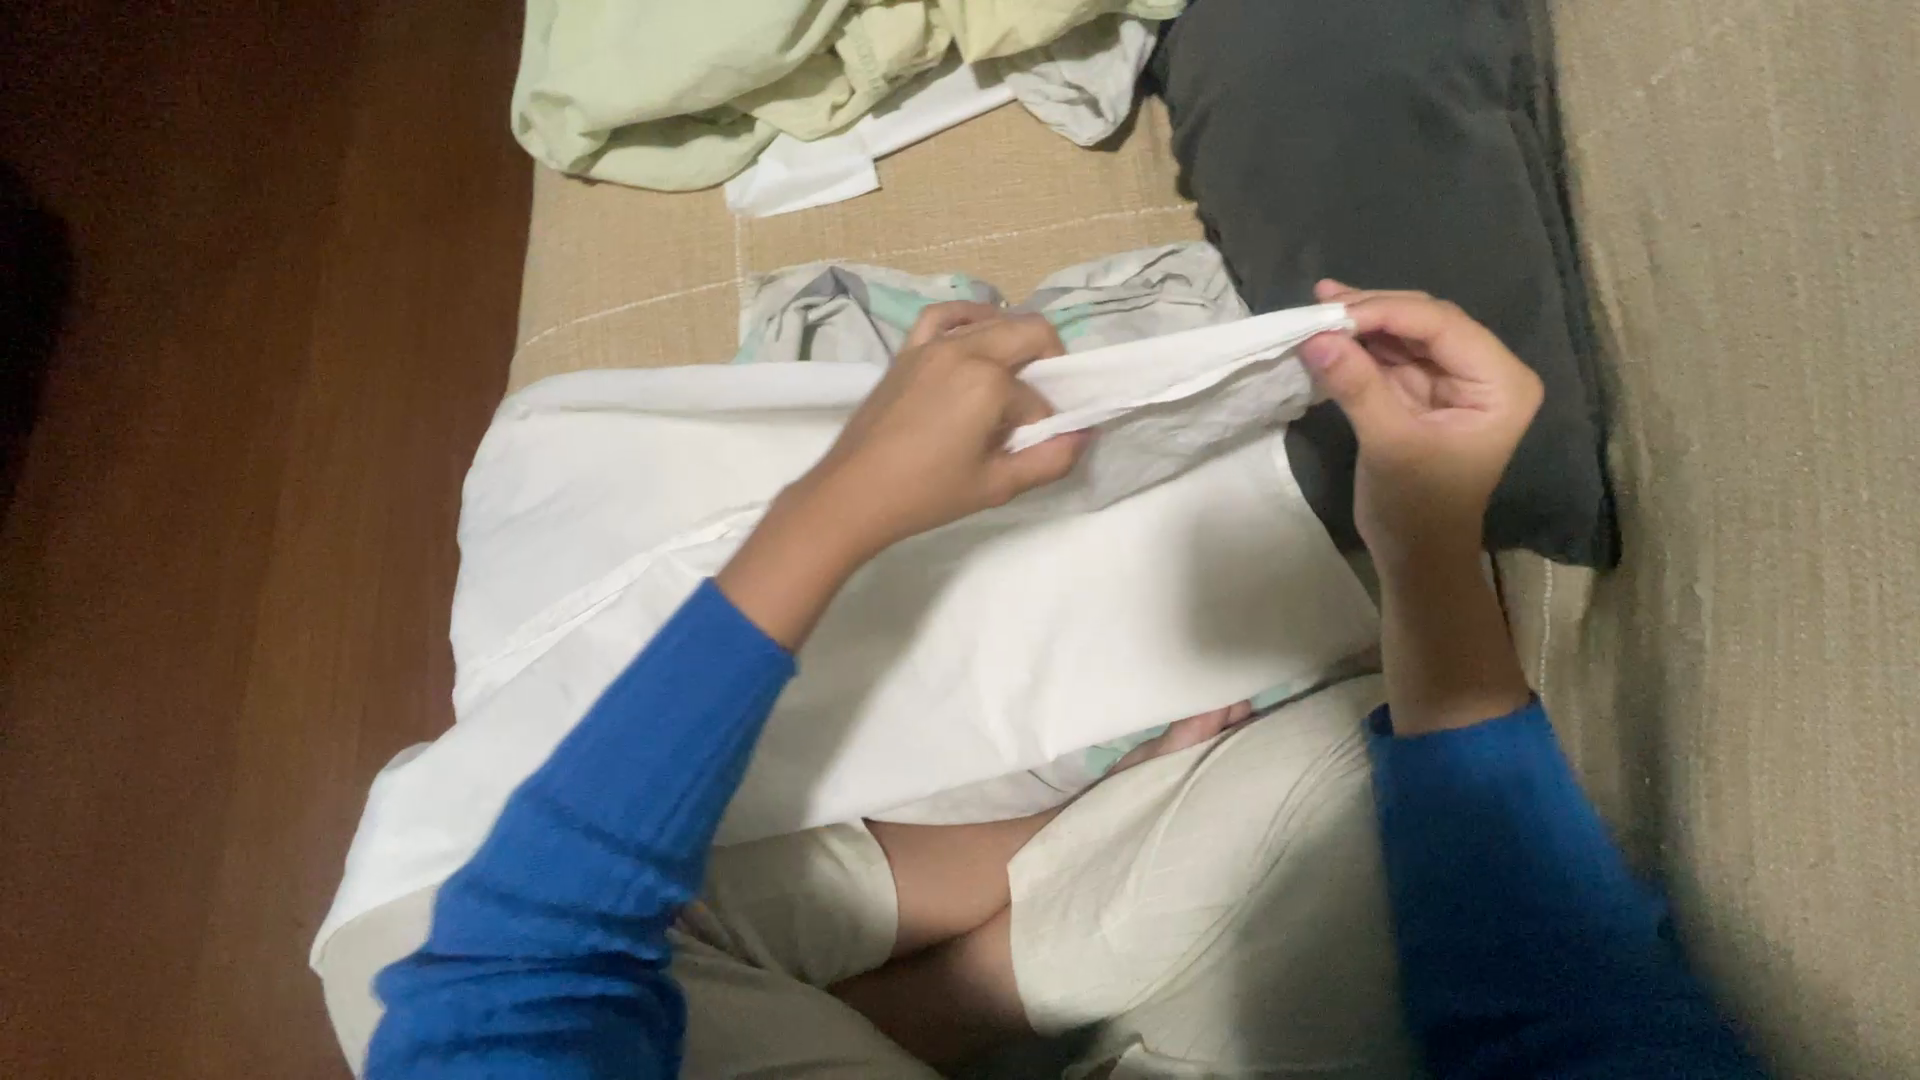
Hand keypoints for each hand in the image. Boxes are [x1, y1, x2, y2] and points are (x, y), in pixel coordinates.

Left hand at [789, 302, 1089, 560]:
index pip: (1039, 399)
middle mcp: (964, 349)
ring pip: (994, 320)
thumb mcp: (996, 486)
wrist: (853, 494)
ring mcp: (932, 344)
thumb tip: (1084, 436)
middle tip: (1039, 404)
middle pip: (1030, 333)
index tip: (1031, 447)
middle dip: (1048, 364)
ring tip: (1013, 376)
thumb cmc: (926, 494)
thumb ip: (1050, 460)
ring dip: (1016, 341)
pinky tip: (978, 335)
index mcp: (988, 382)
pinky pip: (945, 315)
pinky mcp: (908, 350)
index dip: (1045, 425)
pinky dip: (969, 318)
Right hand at [1298, 280, 1542, 564]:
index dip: (1386, 312)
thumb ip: (1357, 387)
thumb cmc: (1417, 507)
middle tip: (1319, 303)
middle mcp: (1483, 372)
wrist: (1414, 554)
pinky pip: (1389, 360)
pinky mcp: (1419, 396)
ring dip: (1361, 325)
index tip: (1330, 313)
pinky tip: (1327, 337)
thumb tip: (1314, 338)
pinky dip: (1358, 349)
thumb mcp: (1389, 444)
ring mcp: (1450, 383)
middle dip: (1373, 311)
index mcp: (1499, 383)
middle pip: (1426, 322)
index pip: (1443, 326)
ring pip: (1405, 336)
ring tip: (1316, 309)